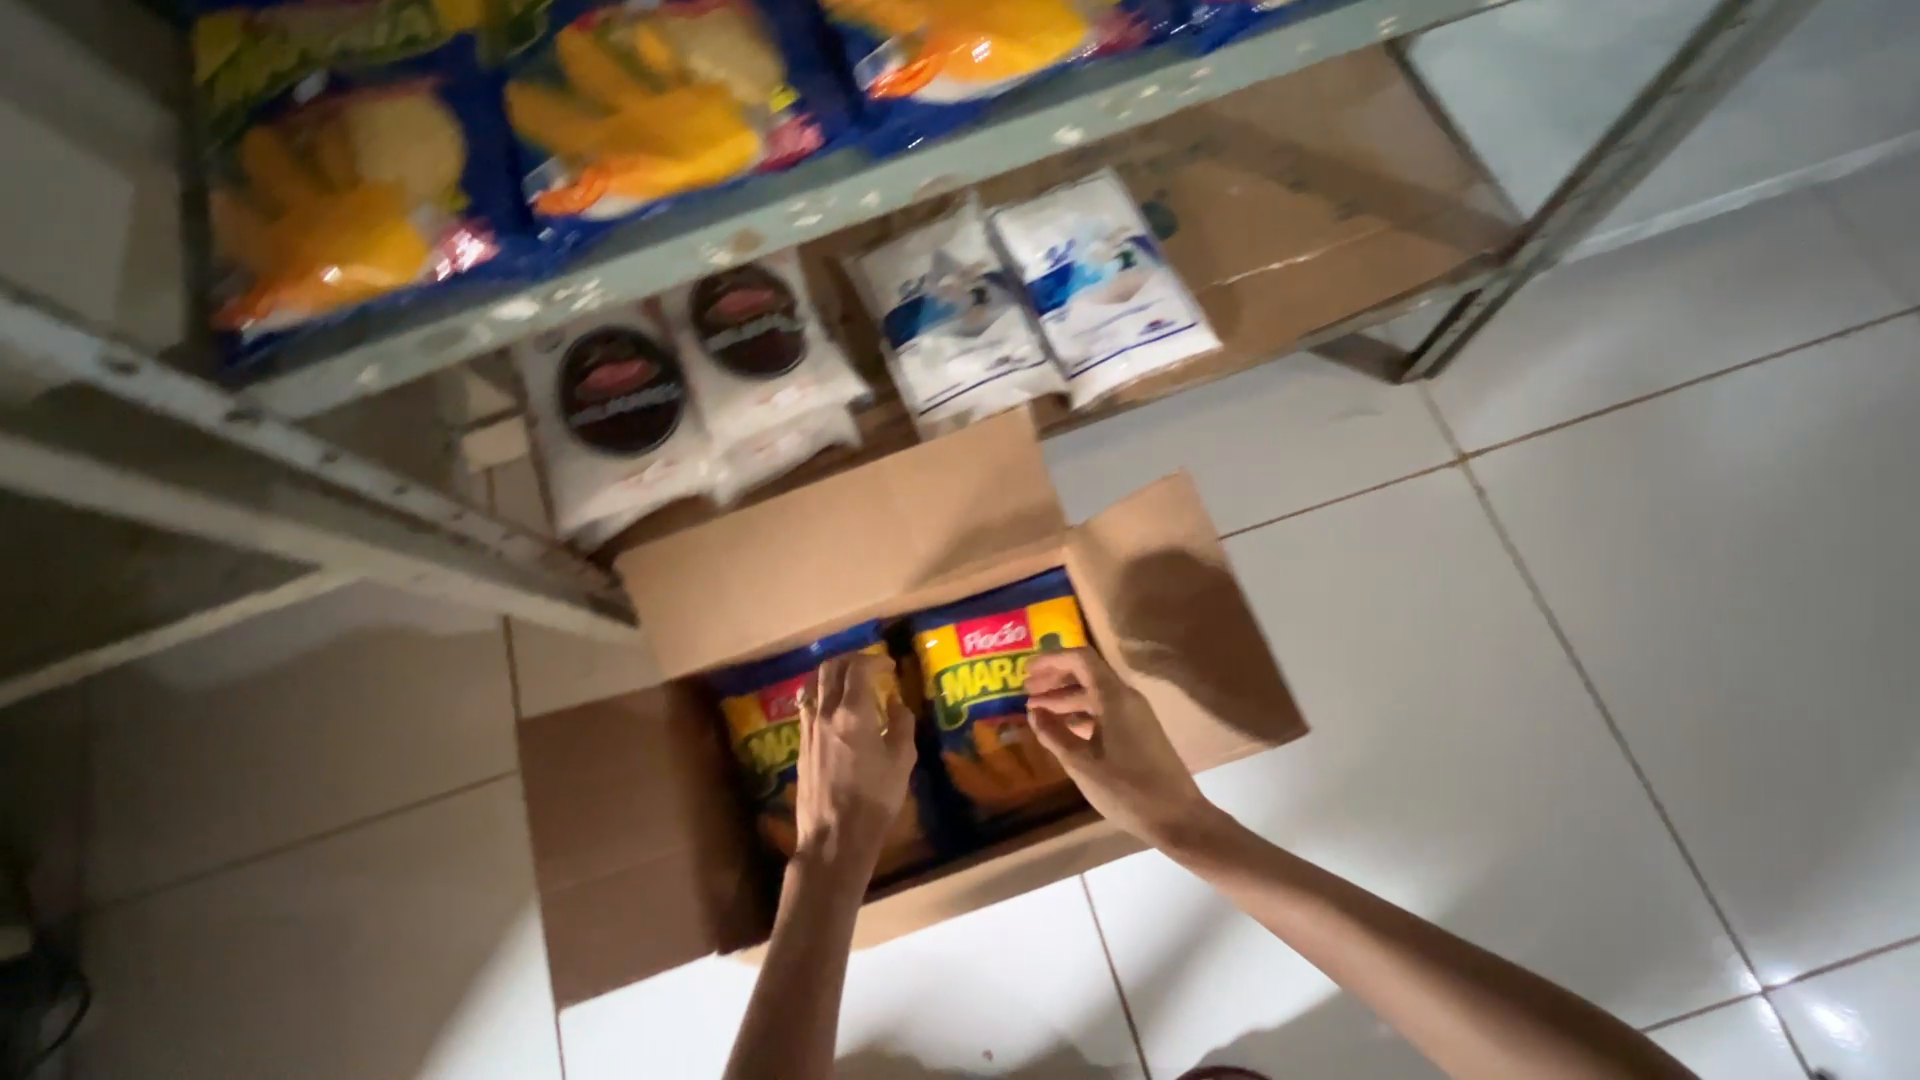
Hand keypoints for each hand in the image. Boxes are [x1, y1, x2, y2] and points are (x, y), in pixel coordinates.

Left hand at [794, 653, 917, 879]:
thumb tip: (894, 702)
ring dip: (832, 676)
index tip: (890, 666)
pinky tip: (835, 710)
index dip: (875, 660)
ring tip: (850, 684)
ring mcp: (808, 729)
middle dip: (851, 660)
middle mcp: (825, 713)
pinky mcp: (801, 745)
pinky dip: (822, 696)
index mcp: (853, 713)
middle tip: (870, 668)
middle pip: (830, 669)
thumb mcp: (902, 761)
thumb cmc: (874, 800)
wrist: (834, 838)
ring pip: (813, 685)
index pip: (858, 668)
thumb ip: (901, 724)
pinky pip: (807, 707)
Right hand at [1025, 649, 1222, 848]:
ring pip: (1094, 694)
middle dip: (1055, 679)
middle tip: (1026, 692)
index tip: (1026, 672)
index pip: (1080, 659)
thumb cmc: (1126, 788)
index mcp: (1114, 697)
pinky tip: (1062, 730)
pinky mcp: (1138, 732)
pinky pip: (1104, 711)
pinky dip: (1081, 714)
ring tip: (1036, 712)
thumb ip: (1053, 734)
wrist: (1177, 817)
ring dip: (1065, 699)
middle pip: (1086, 673)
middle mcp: (1126, 697)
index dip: (1051, 660)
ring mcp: (1135, 715)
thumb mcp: (1081, 763)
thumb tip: (1033, 712)